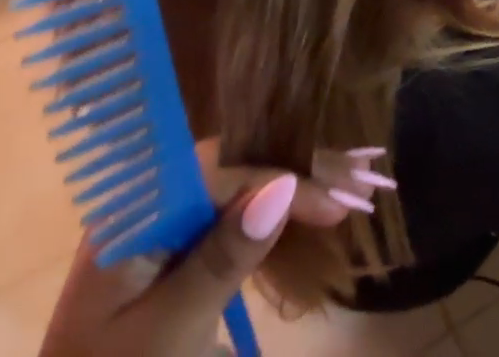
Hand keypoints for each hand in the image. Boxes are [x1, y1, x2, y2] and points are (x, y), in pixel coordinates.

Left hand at [39, 160, 355, 356]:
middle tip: (363, 180)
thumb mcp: (170, 330)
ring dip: (295, 187)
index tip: (339, 203)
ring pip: (237, 190)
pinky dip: (274, 215)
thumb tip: (284, 184)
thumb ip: (223, 256)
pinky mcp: (174, 254)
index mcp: (136, 215)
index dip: (284, 177)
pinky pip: (230, 218)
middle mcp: (149, 208)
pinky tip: (308, 209)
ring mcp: (161, 230)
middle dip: (298, 171)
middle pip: (233, 169)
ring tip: (350, 187)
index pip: (221, 169)